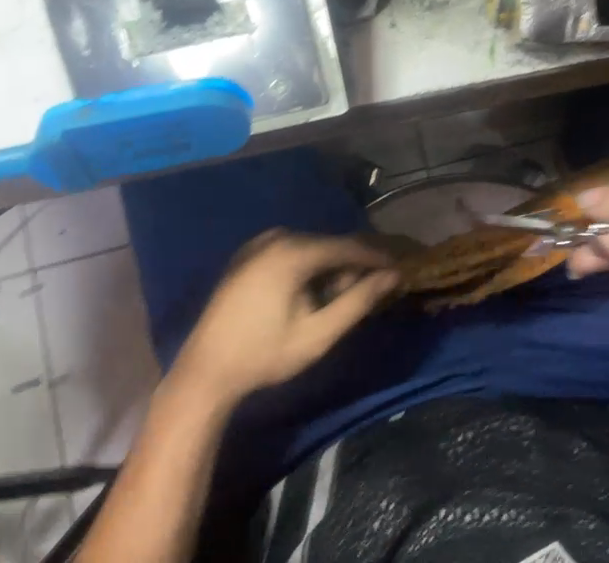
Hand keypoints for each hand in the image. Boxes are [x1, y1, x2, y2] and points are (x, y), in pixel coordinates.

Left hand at [174, 231, 397, 403]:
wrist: (205, 370)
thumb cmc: (265, 355)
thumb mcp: (318, 334)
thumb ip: (358, 302)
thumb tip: (394, 276)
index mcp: (293, 252)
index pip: (350, 246)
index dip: (380, 257)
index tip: (404, 269)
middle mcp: (277, 237)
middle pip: (331, 245)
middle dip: (355, 265)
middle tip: (374, 290)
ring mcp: (259, 243)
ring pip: (313, 248)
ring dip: (333, 267)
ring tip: (345, 296)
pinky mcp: (249, 255)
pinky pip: (293, 252)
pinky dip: (311, 266)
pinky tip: (315, 293)